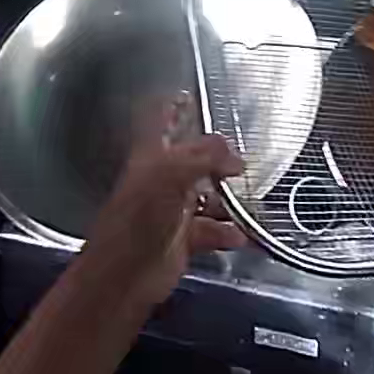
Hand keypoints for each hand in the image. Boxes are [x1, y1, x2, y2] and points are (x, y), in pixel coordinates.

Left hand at [75, 94, 245, 309]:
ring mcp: (172, 207)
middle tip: (241, 153)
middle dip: (217, 154)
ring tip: (249, 195)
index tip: (196, 97)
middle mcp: (161, 176)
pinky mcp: (182, 238)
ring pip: (205, 193)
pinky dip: (228, 231)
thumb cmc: (139, 217)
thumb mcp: (172, 174)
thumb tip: (235, 156)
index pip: (161, 118)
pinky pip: (212, 229)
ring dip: (227, 196)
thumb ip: (206, 157)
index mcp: (152, 154)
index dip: (175, 105)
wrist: (123, 277)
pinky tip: (242, 234)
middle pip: (191, 156)